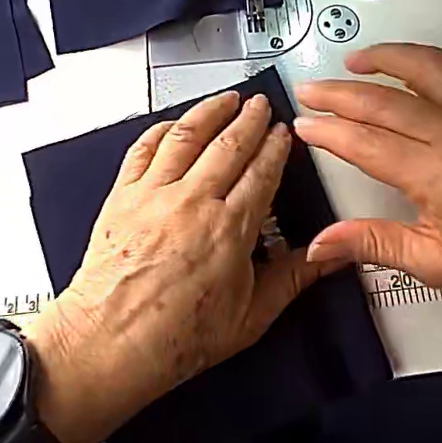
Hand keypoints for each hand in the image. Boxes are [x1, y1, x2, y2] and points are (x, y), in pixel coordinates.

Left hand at [26, 90, 339, 442]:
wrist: (111, 342)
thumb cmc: (174, 337)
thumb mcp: (250, 316)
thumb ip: (293, 278)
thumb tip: (330, 255)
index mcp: (229, 228)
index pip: (262, 171)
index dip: (276, 147)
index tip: (283, 134)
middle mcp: (192, 202)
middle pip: (229, 144)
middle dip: (250, 119)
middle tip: (261, 106)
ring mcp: (153, 195)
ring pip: (187, 136)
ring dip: (209, 112)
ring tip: (225, 100)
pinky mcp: (121, 197)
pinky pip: (143, 149)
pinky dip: (160, 131)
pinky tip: (172, 124)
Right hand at [291, 43, 441, 316]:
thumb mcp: (432, 262)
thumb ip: (371, 244)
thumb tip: (321, 245)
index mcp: (440, 176)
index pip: (366, 142)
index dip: (327, 131)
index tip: (303, 126)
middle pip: (383, 99)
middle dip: (337, 92)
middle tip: (309, 90)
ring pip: (425, 67)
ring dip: (385, 57)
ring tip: (353, 60)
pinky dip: (429, 59)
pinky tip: (411, 65)